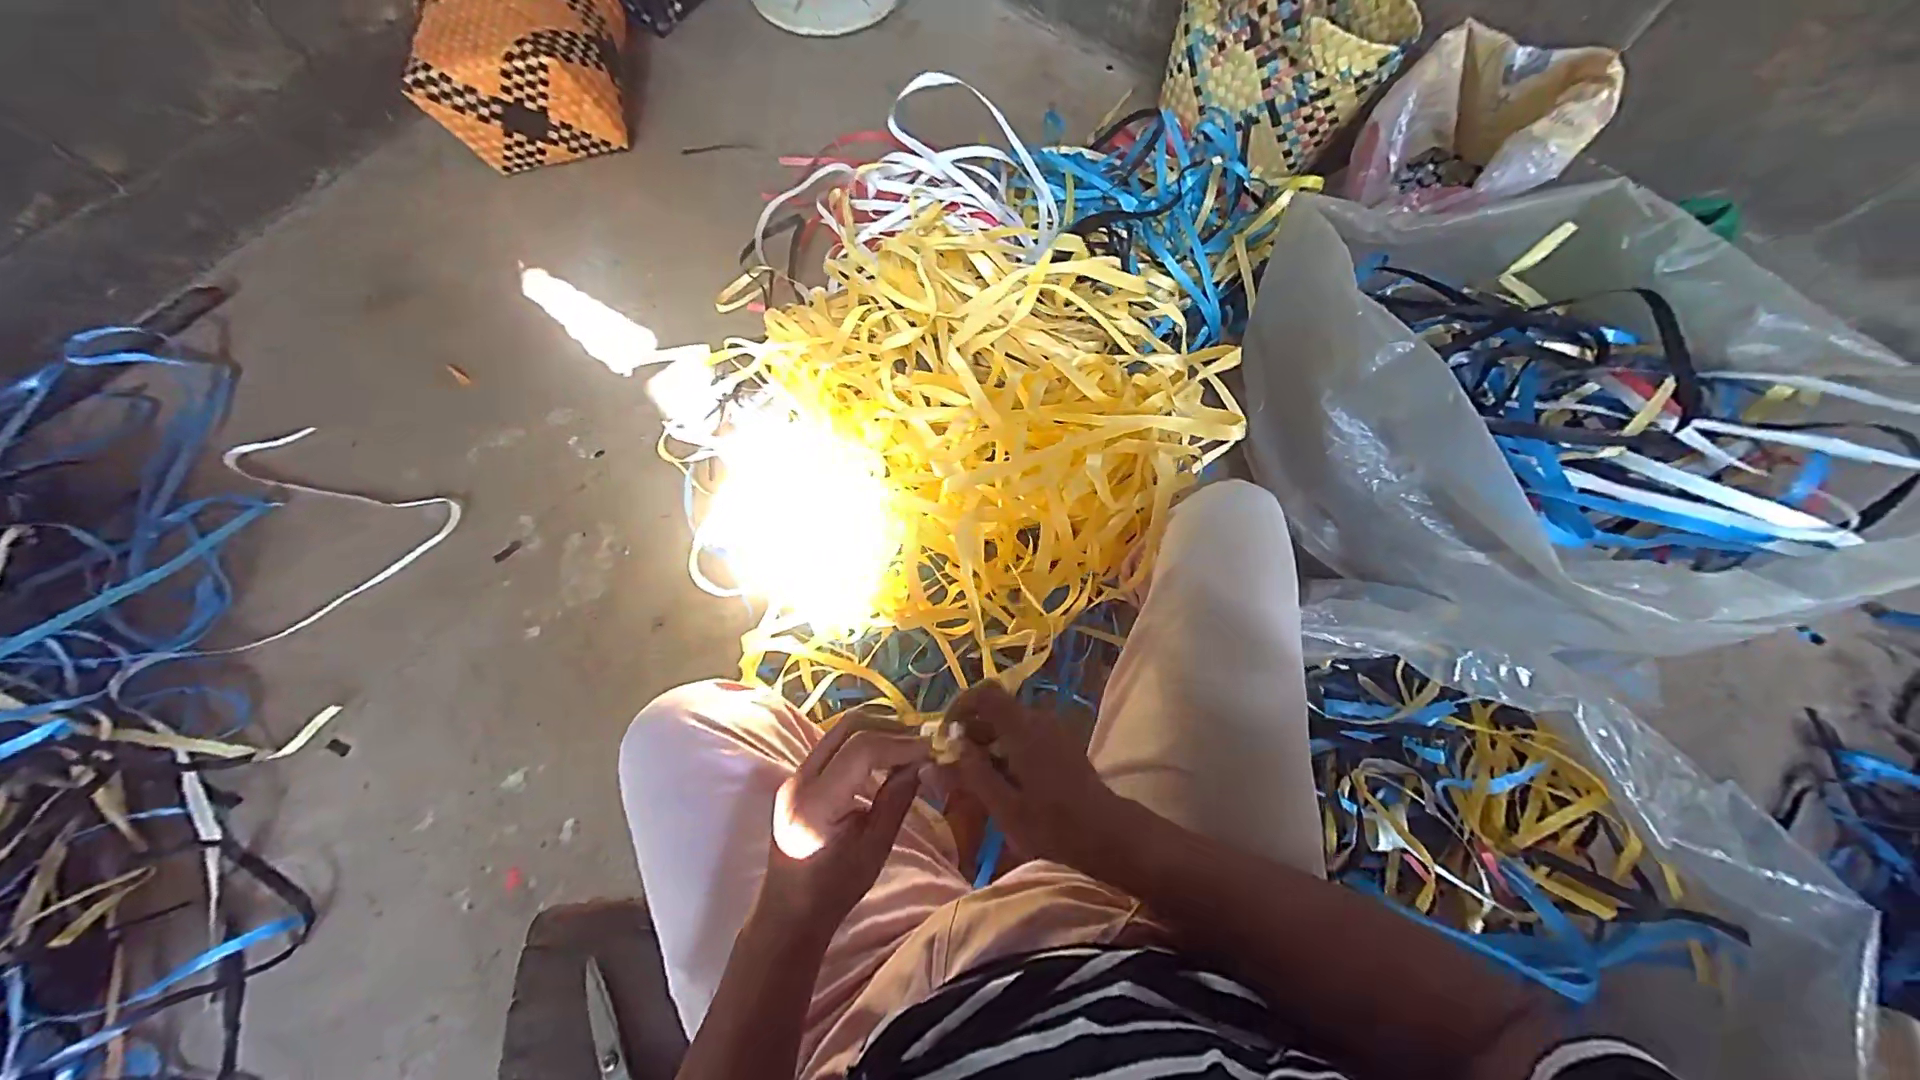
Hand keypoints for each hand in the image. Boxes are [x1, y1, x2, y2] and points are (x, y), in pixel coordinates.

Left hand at [758, 713, 925, 942]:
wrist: (789, 913)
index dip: (901, 744)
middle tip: (921, 744)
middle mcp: (799, 779)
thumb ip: (897, 799)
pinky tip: (886, 759)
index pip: (861, 750)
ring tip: (909, 749)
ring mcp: (795, 775)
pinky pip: (835, 745)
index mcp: (815, 803)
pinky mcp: (799, 777)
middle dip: (890, 730)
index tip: (931, 750)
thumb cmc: (834, 892)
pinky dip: (864, 744)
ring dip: (878, 733)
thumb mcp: (874, 848)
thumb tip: (923, 762)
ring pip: (841, 731)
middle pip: (849, 728)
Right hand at [937, 681, 1135, 876]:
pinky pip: (1025, 733)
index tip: (946, 735)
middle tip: (955, 765)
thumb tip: (946, 751)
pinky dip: (1006, 747)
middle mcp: (1039, 719)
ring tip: (976, 778)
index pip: (984, 694)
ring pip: (1009, 722)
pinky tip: (1002, 780)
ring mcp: (1053, 729)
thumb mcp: (1005, 807)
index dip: (960, 707)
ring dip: (987, 742)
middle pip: (995, 709)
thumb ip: (972, 775)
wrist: (1107, 834)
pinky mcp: (1060, 742)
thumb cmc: (1053, 824)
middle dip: (970, 731)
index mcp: (1023, 728)